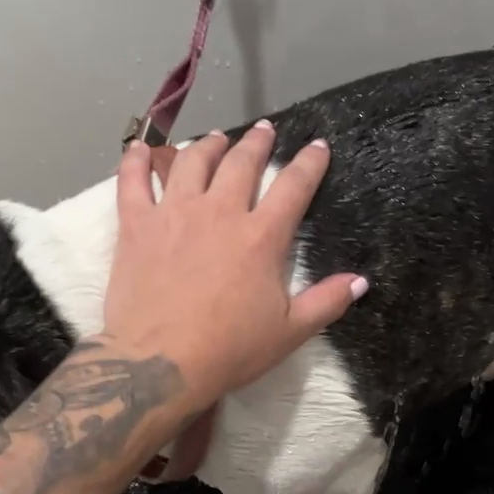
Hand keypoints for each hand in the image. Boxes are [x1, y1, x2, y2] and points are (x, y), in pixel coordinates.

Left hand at [100, 121, 366, 401]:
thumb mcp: (291, 332)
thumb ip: (327, 302)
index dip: (309, 164)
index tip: (318, 146)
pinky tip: (143, 149)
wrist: (163, 362)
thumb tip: (360, 281)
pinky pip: (133, 179)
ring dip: (209, 145)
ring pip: (192, 162)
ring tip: (217, 139)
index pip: (293, 187)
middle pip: (242, 163)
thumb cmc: (232, 349)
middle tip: (264, 131)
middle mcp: (220, 212)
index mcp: (261, 238)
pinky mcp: (137, 224)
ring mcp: (174, 213)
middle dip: (257, 144)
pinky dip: (138, 159)